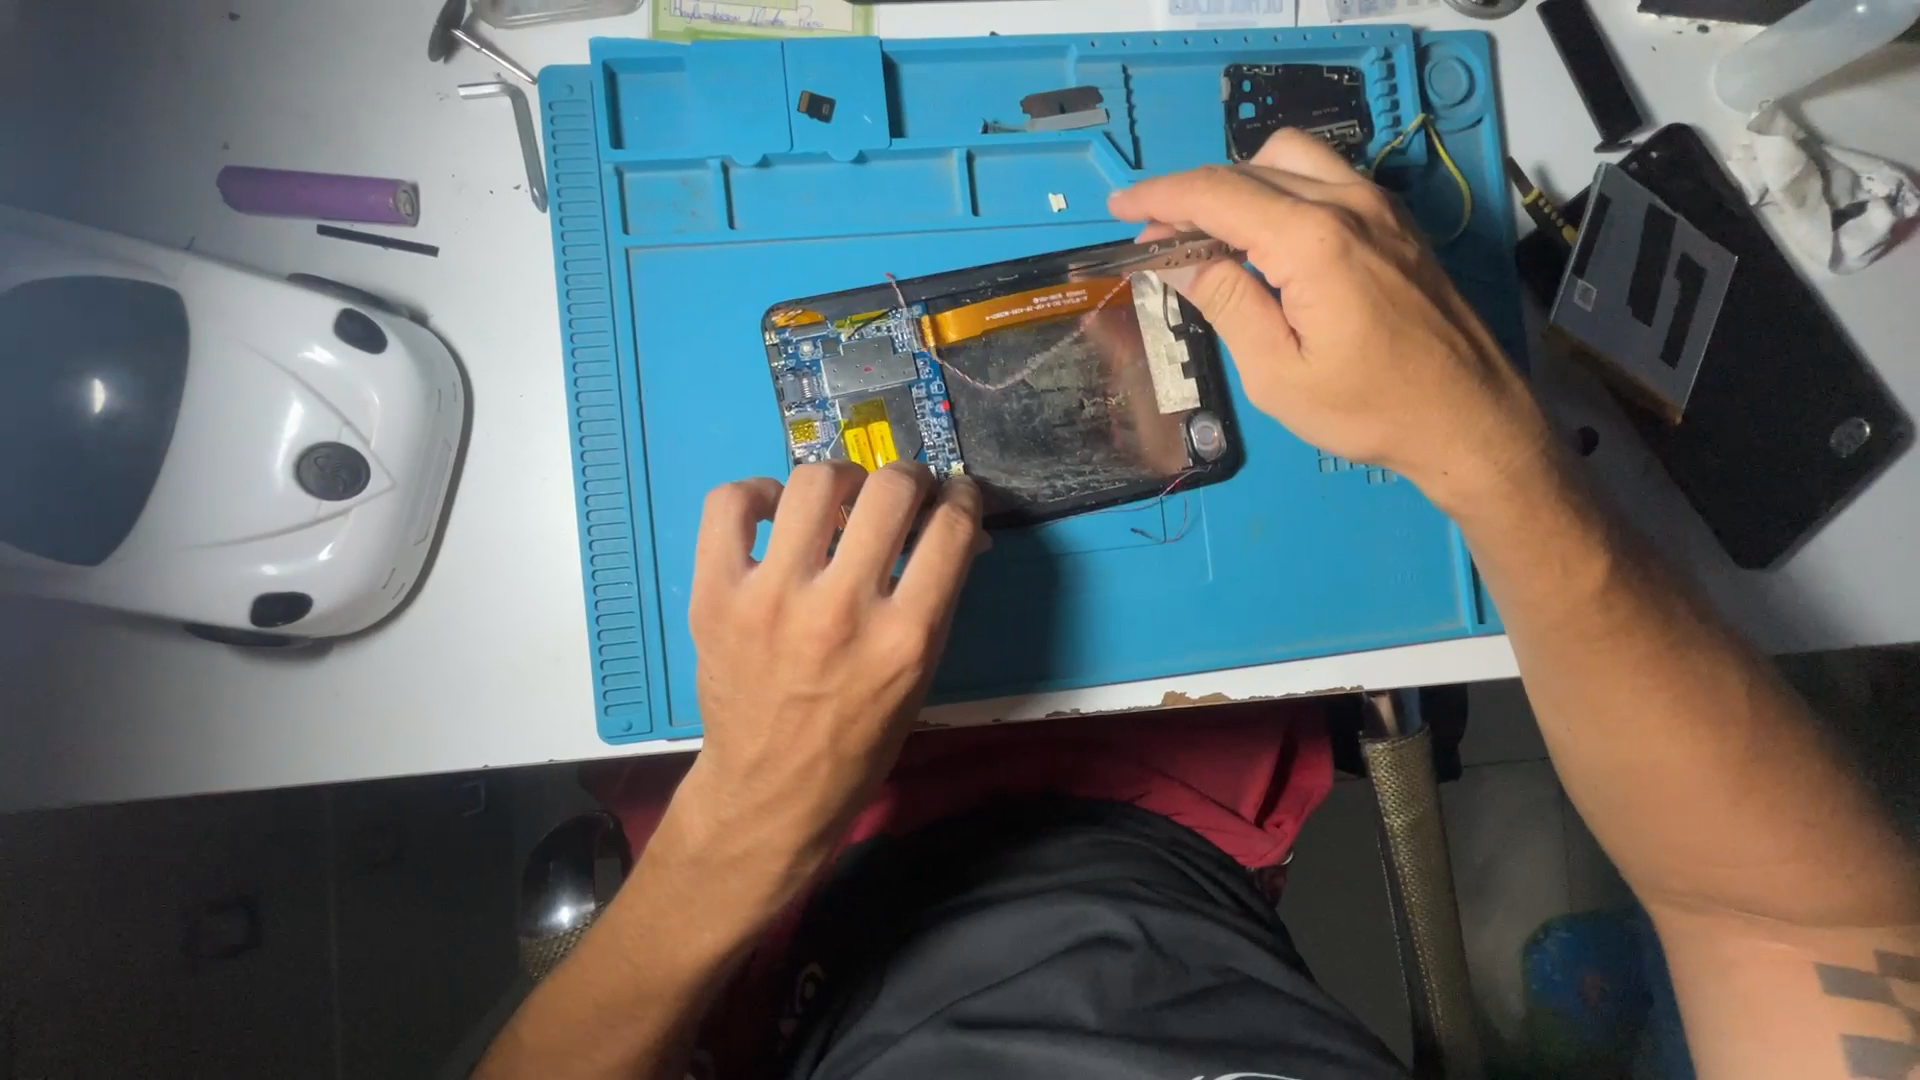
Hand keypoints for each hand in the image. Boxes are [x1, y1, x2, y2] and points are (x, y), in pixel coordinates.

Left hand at [675, 461, 983, 889]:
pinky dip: (759, 492)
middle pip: (889, 489)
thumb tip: (957, 529)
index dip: (964, 496)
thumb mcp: (920, 677)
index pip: (952, 529)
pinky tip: (777, 512)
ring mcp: (772, 599)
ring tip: (842, 498)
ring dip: (842, 478)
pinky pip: (731, 503)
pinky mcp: (716, 595)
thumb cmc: (860, 741)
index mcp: (906, 638)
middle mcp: (842, 610)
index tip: (955, 495)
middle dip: (909, 477)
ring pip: (815, 481)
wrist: (771, 790)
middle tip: (903, 492)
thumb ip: (938, 599)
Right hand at [1108, 129, 1554, 512]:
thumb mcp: (1276, 371)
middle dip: (1190, 196)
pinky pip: (1322, 178)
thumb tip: (1177, 260)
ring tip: (1205, 235)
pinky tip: (1260, 238)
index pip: (1218, 195)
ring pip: (1288, 160)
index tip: (1119, 209)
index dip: (1160, 197)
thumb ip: (1226, 303)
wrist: (1465, 418)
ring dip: (1236, 186)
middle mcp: (1348, 204)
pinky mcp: (1393, 221)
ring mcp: (1378, 206)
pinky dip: (1276, 192)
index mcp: (1312, 241)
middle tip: (1153, 240)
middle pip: (1248, 170)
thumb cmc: (1364, 409)